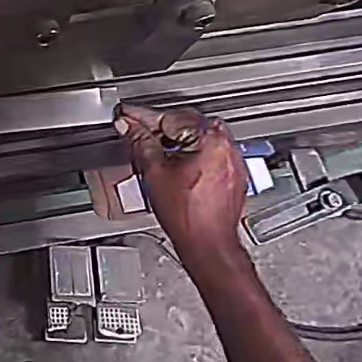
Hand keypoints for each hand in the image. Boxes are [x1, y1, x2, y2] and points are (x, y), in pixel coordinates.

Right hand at [116, 104, 247, 262]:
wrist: (209, 245)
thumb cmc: (189, 218)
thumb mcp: (155, 173)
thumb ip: (140, 143)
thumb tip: (129, 126)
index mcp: (211, 139)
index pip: (170, 117)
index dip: (143, 116)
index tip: (128, 115)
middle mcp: (227, 145)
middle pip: (186, 123)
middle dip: (158, 126)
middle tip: (134, 128)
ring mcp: (232, 159)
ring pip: (197, 137)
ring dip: (173, 138)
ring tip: (151, 145)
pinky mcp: (233, 173)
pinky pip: (208, 151)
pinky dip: (189, 152)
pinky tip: (172, 161)